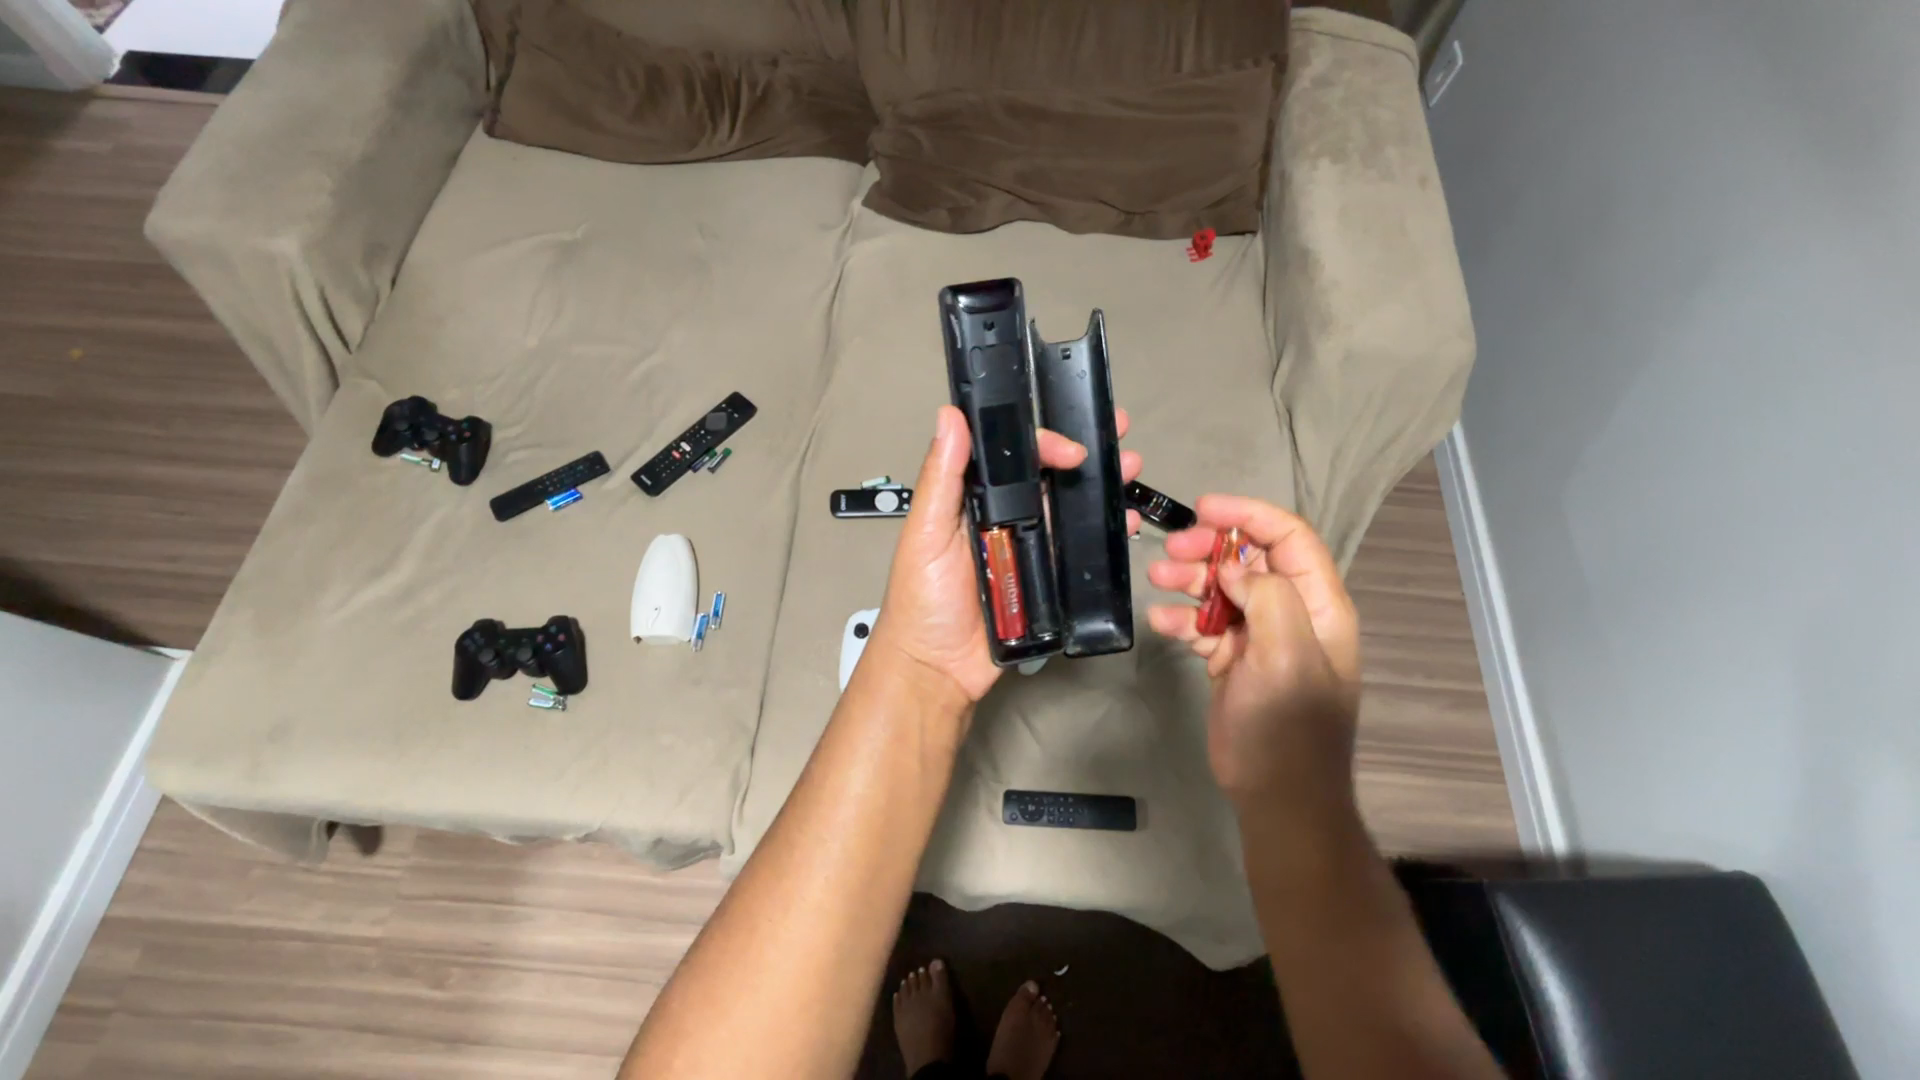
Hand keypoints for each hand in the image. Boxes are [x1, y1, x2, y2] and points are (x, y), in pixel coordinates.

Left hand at [868, 405, 1141, 708]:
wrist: (938, 669)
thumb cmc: (921, 601)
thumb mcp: (925, 533)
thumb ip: (941, 478)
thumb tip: (949, 417)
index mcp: (973, 500)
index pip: (1012, 457)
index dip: (1043, 442)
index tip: (1071, 446)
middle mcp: (1003, 518)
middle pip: (1048, 476)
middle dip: (1086, 452)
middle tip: (1120, 433)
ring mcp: (1028, 549)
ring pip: (1069, 508)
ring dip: (1101, 486)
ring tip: (1131, 469)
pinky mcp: (1046, 580)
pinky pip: (1078, 552)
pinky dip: (1103, 534)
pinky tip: (1125, 521)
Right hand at [1145, 496, 1362, 821]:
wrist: (1277, 795)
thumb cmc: (1288, 726)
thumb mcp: (1287, 655)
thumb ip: (1268, 597)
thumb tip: (1235, 569)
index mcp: (1318, 605)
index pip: (1290, 539)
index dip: (1250, 514)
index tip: (1203, 508)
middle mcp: (1291, 614)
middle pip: (1250, 560)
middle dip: (1210, 548)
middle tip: (1170, 550)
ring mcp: (1261, 638)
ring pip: (1222, 590)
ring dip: (1189, 580)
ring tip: (1157, 580)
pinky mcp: (1233, 661)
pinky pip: (1205, 625)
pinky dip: (1182, 619)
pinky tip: (1162, 624)